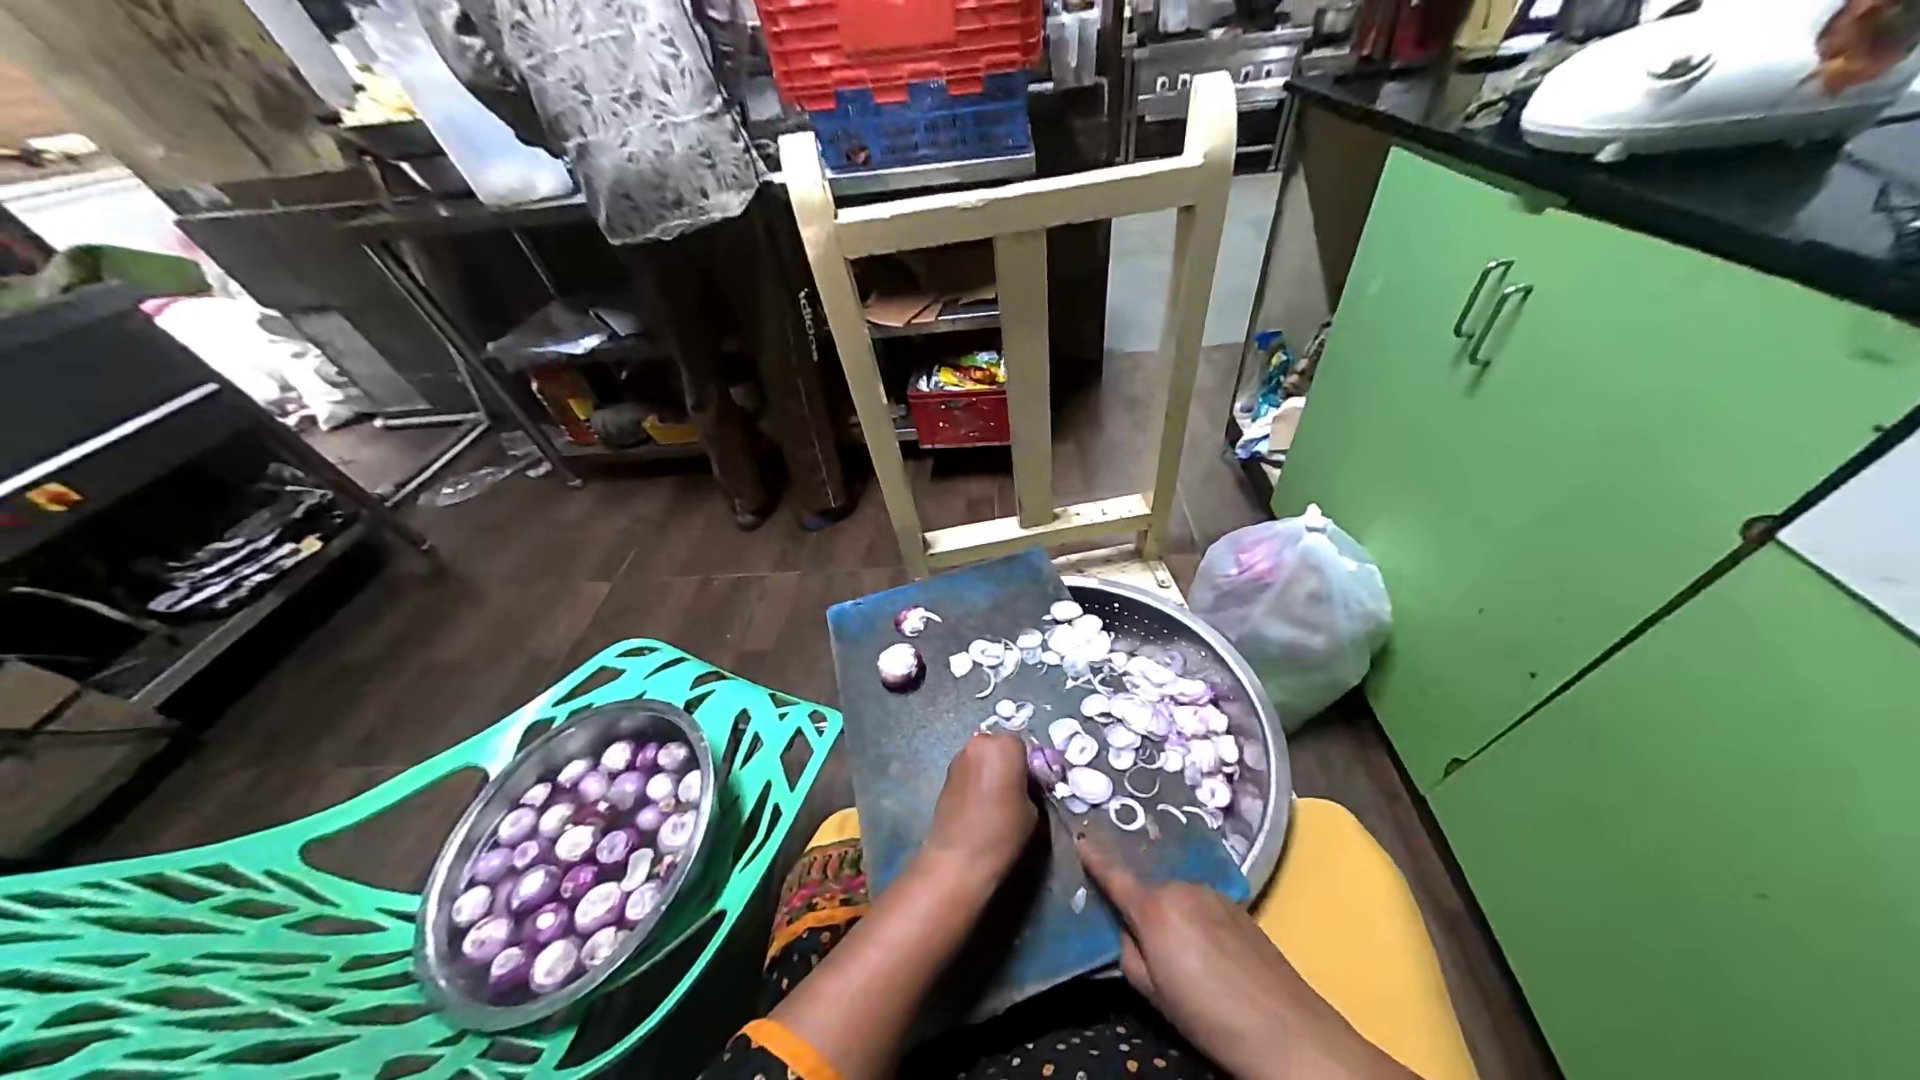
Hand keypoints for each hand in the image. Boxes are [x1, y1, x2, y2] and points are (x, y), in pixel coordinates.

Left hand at [919, 733, 1036, 881]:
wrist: (958, 857)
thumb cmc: (1002, 831)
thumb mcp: (1033, 809)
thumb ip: (1030, 785)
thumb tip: (1026, 782)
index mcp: (1005, 746)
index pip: (1023, 744)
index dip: (1027, 764)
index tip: (1030, 783)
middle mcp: (979, 743)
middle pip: (999, 745)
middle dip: (1006, 761)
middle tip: (1014, 787)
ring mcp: (959, 756)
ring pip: (982, 756)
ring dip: (989, 769)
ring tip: (995, 797)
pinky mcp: (946, 773)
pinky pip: (968, 768)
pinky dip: (976, 778)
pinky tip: (979, 801)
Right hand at [1077, 835, 1417, 1079]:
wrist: (1288, 1032)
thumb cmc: (1209, 1017)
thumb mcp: (1153, 993)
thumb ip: (1129, 954)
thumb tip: (1129, 934)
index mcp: (1155, 910)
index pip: (1115, 877)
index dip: (1095, 859)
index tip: (1081, 839)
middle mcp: (1182, 889)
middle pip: (1150, 893)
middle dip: (1145, 913)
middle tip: (1152, 952)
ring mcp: (1214, 895)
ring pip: (1178, 900)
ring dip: (1175, 918)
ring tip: (1189, 961)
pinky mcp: (1240, 907)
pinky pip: (1203, 906)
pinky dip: (1198, 922)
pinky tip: (1215, 957)